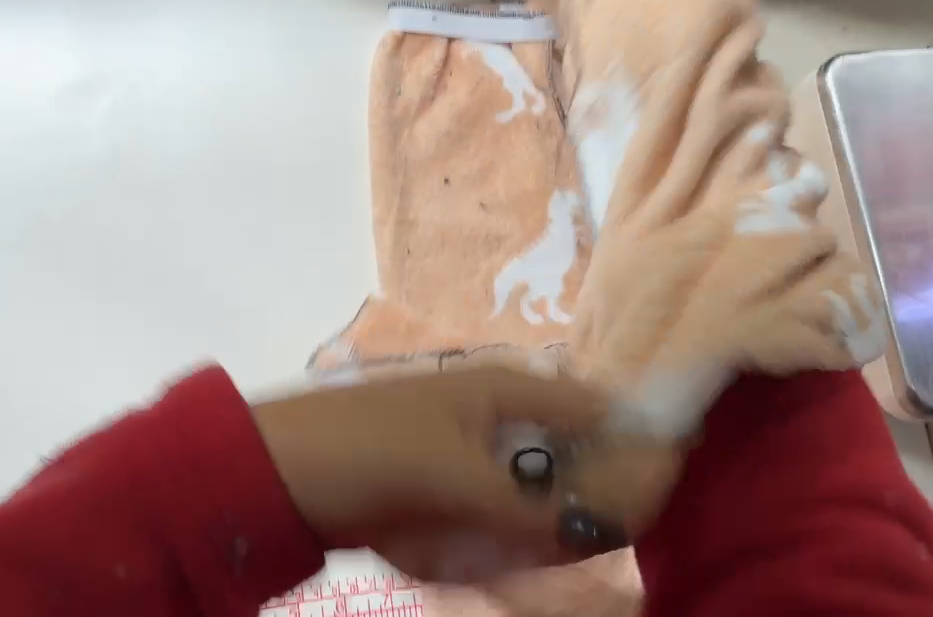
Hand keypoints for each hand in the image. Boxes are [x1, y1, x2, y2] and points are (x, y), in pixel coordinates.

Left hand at [253, 365, 647, 578]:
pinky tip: (425, 546)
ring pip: (526, 502)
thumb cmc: (372, 451)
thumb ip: (531, 506)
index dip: (630, 451)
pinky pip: (486, 519)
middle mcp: (498, 410)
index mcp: (507, 387)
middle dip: (555, 515)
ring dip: (503, 537)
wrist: (281, 469)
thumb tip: (606, 526)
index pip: (594, 410)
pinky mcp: (447, 482)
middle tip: (516, 545)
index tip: (652, 506)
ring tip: (447, 541)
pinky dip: (469, 543)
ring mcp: (471, 448)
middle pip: (565, 464)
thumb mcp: (455, 478)